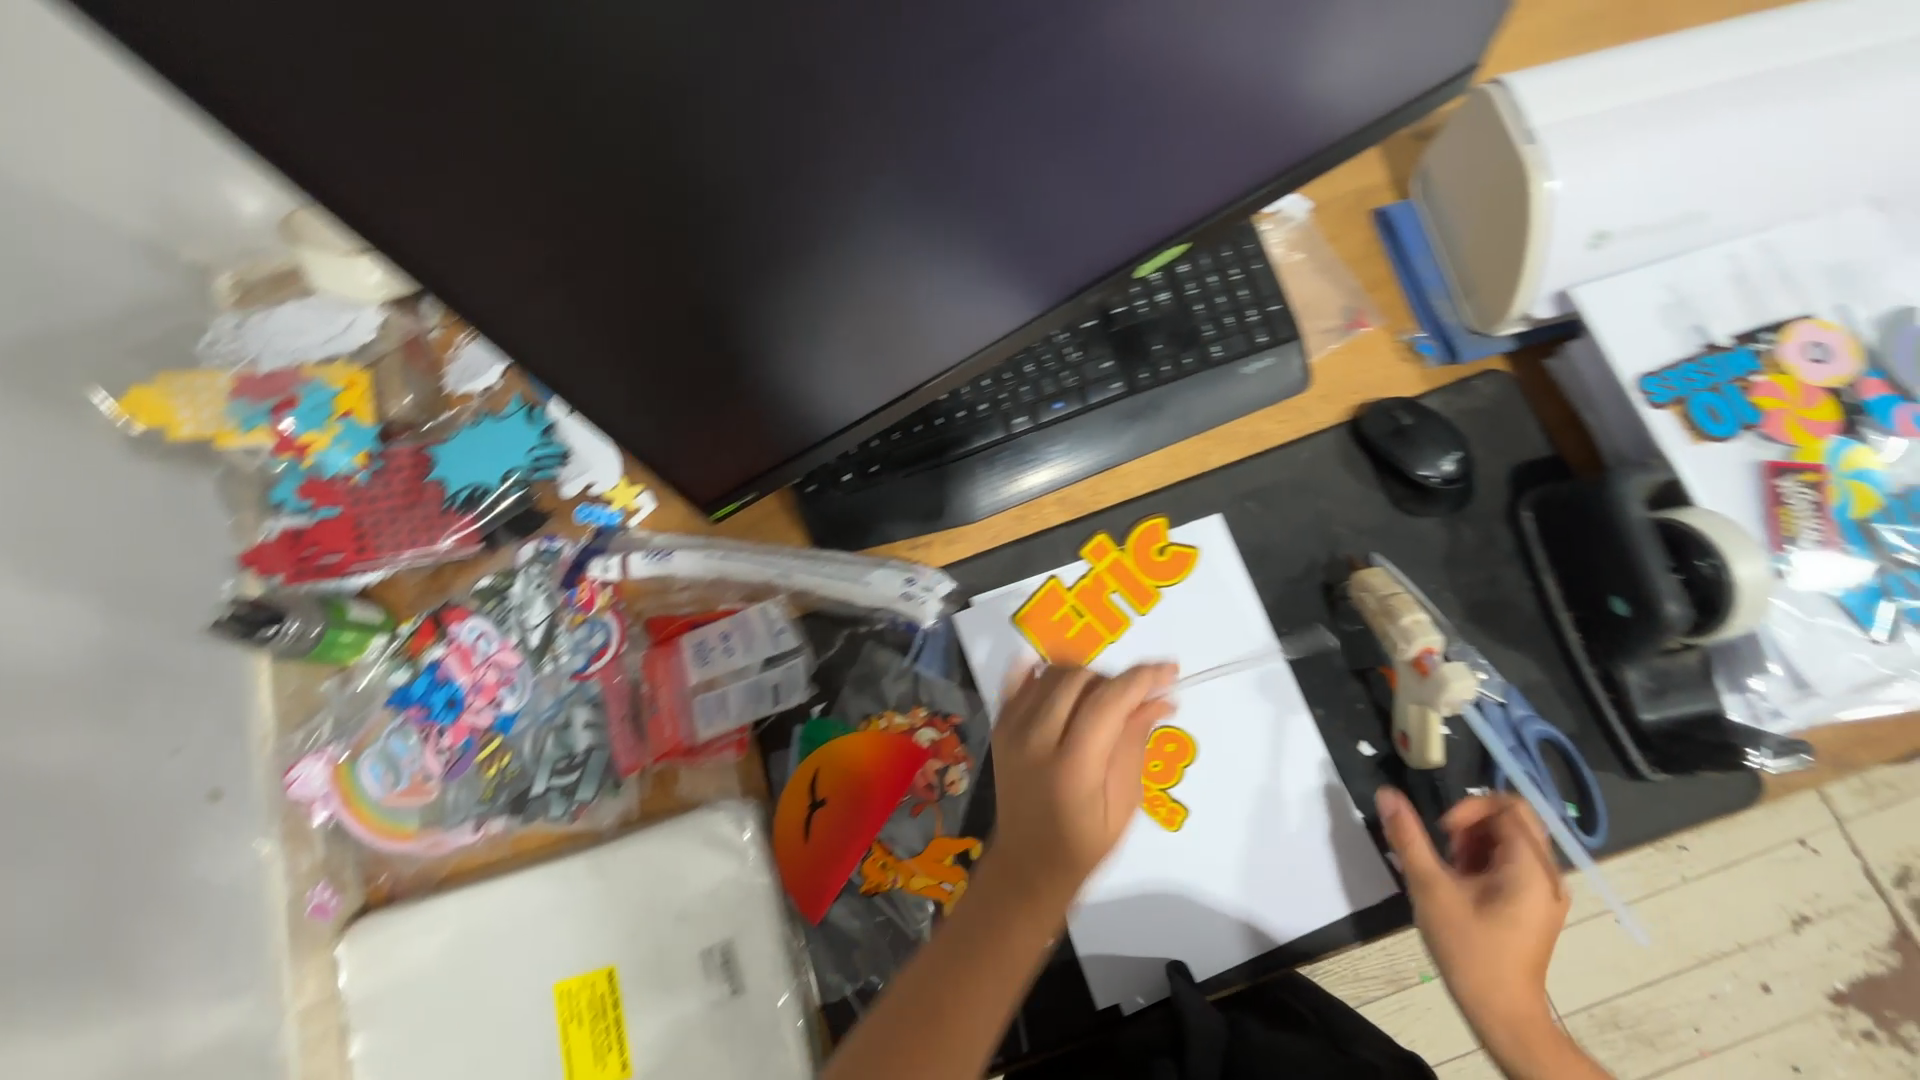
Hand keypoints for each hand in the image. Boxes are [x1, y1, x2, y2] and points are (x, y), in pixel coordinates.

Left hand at [987, 663, 1177, 900]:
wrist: (1028, 861)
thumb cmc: (1084, 841)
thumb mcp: (1123, 803)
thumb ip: (1134, 744)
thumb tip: (1159, 698)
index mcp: (1072, 766)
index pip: (1109, 701)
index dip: (1141, 678)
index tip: (1169, 670)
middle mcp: (1035, 740)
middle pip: (1080, 680)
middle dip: (1114, 680)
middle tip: (1134, 697)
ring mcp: (1012, 730)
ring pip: (1052, 674)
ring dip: (1085, 677)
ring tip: (1103, 699)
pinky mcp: (1000, 727)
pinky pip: (1018, 681)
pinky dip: (1041, 671)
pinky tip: (1061, 677)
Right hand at [1376, 788, 1569, 1042]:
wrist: (1500, 1011)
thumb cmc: (1468, 949)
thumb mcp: (1430, 888)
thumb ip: (1408, 837)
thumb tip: (1386, 794)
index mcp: (1532, 867)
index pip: (1509, 806)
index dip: (1470, 807)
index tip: (1443, 832)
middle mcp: (1548, 875)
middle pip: (1510, 822)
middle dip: (1470, 828)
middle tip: (1446, 855)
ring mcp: (1545, 892)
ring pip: (1509, 843)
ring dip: (1474, 846)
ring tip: (1450, 874)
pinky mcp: (1536, 906)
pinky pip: (1512, 865)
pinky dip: (1484, 864)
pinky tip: (1461, 889)